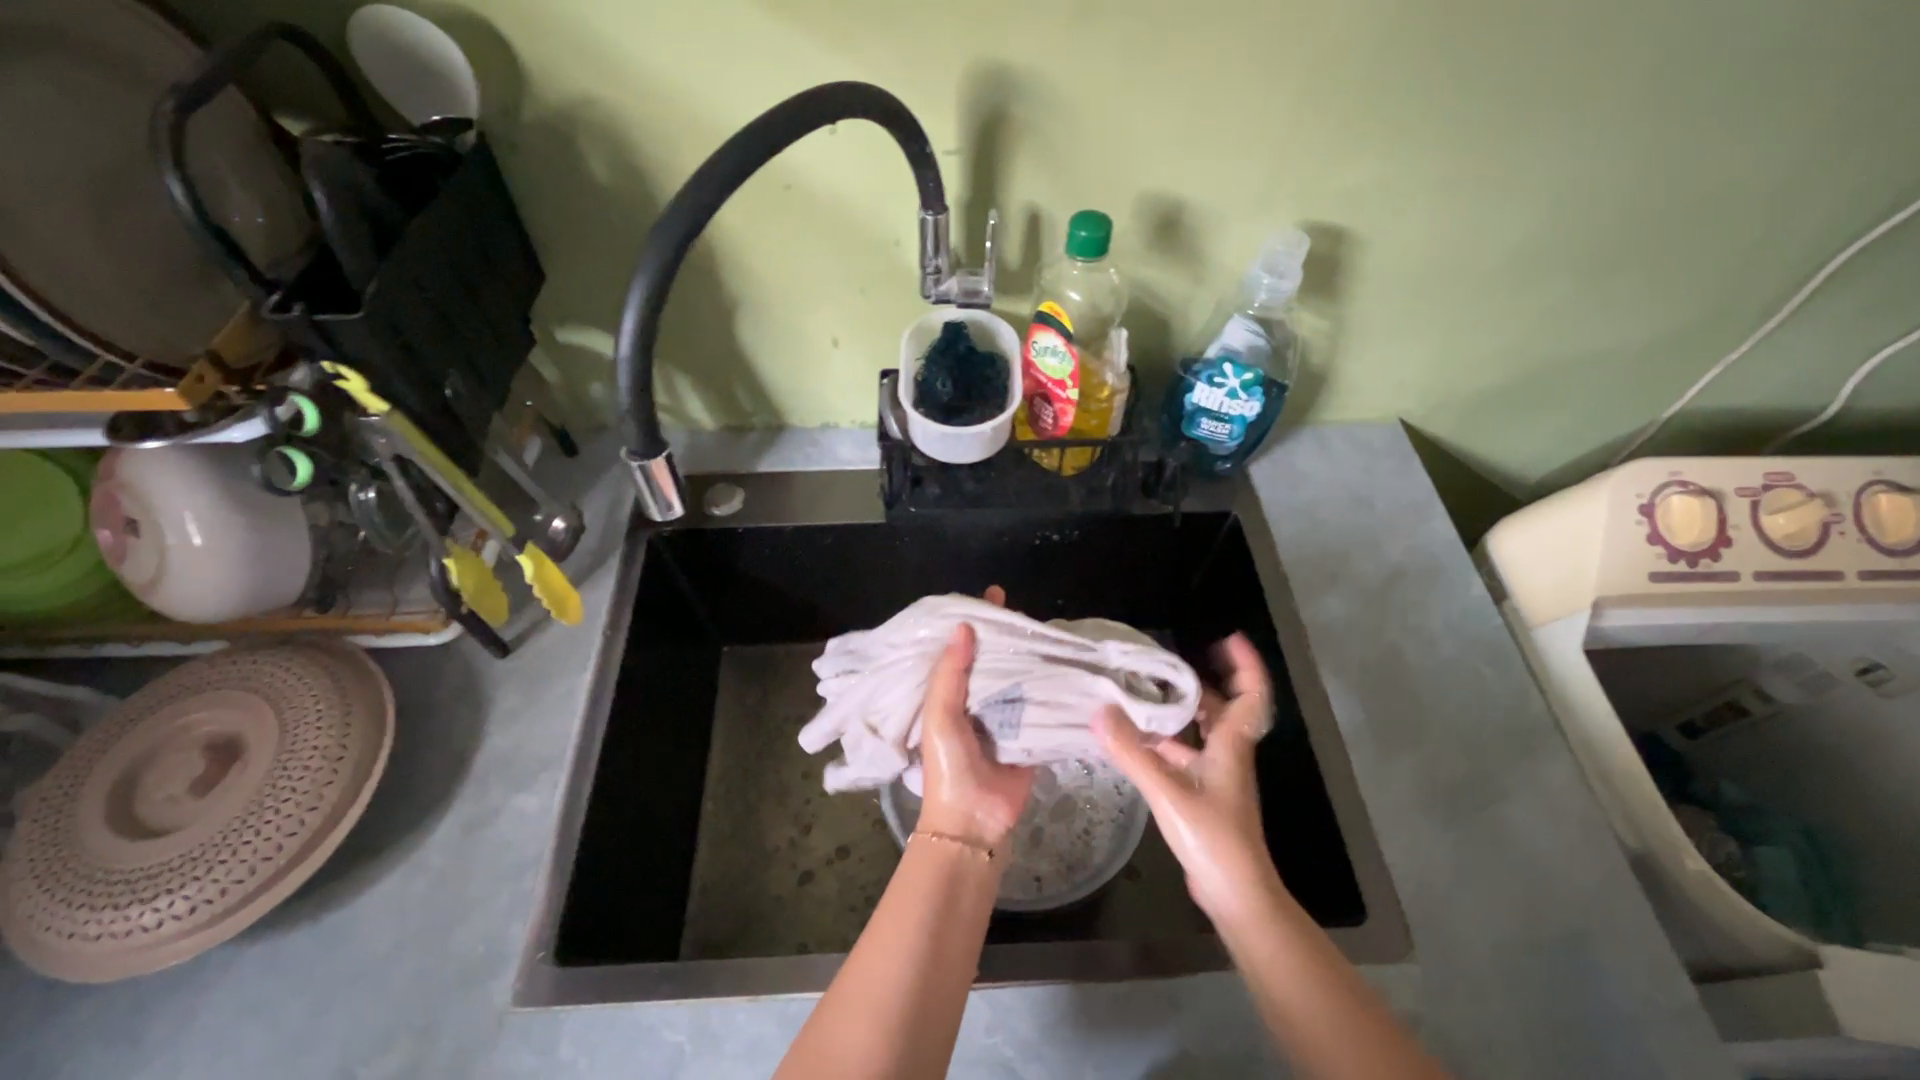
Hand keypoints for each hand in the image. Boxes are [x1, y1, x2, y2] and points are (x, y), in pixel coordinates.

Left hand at [916, 586, 1035, 849]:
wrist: (974, 822)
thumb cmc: (949, 767)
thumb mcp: (940, 715)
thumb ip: (949, 673)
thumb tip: (964, 626)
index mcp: (949, 695)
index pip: (962, 649)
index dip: (976, 622)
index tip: (995, 594)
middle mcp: (977, 702)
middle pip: (996, 661)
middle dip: (1011, 638)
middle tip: (1034, 613)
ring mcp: (1006, 719)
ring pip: (1022, 680)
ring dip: (1036, 660)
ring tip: (1057, 632)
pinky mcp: (1031, 736)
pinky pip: (1044, 707)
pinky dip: (1055, 690)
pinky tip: (1072, 668)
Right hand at [1093, 633, 1281, 921]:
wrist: (1235, 894)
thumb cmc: (1213, 838)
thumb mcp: (1167, 791)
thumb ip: (1132, 752)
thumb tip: (1099, 710)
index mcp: (1232, 747)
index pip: (1250, 696)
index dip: (1244, 665)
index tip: (1226, 639)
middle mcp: (1229, 756)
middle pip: (1222, 710)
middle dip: (1202, 683)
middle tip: (1168, 663)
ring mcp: (1217, 778)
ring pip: (1202, 734)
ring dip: (1180, 714)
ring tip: (1144, 695)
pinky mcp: (1204, 798)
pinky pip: (1186, 757)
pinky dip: (1166, 744)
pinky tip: (1137, 744)